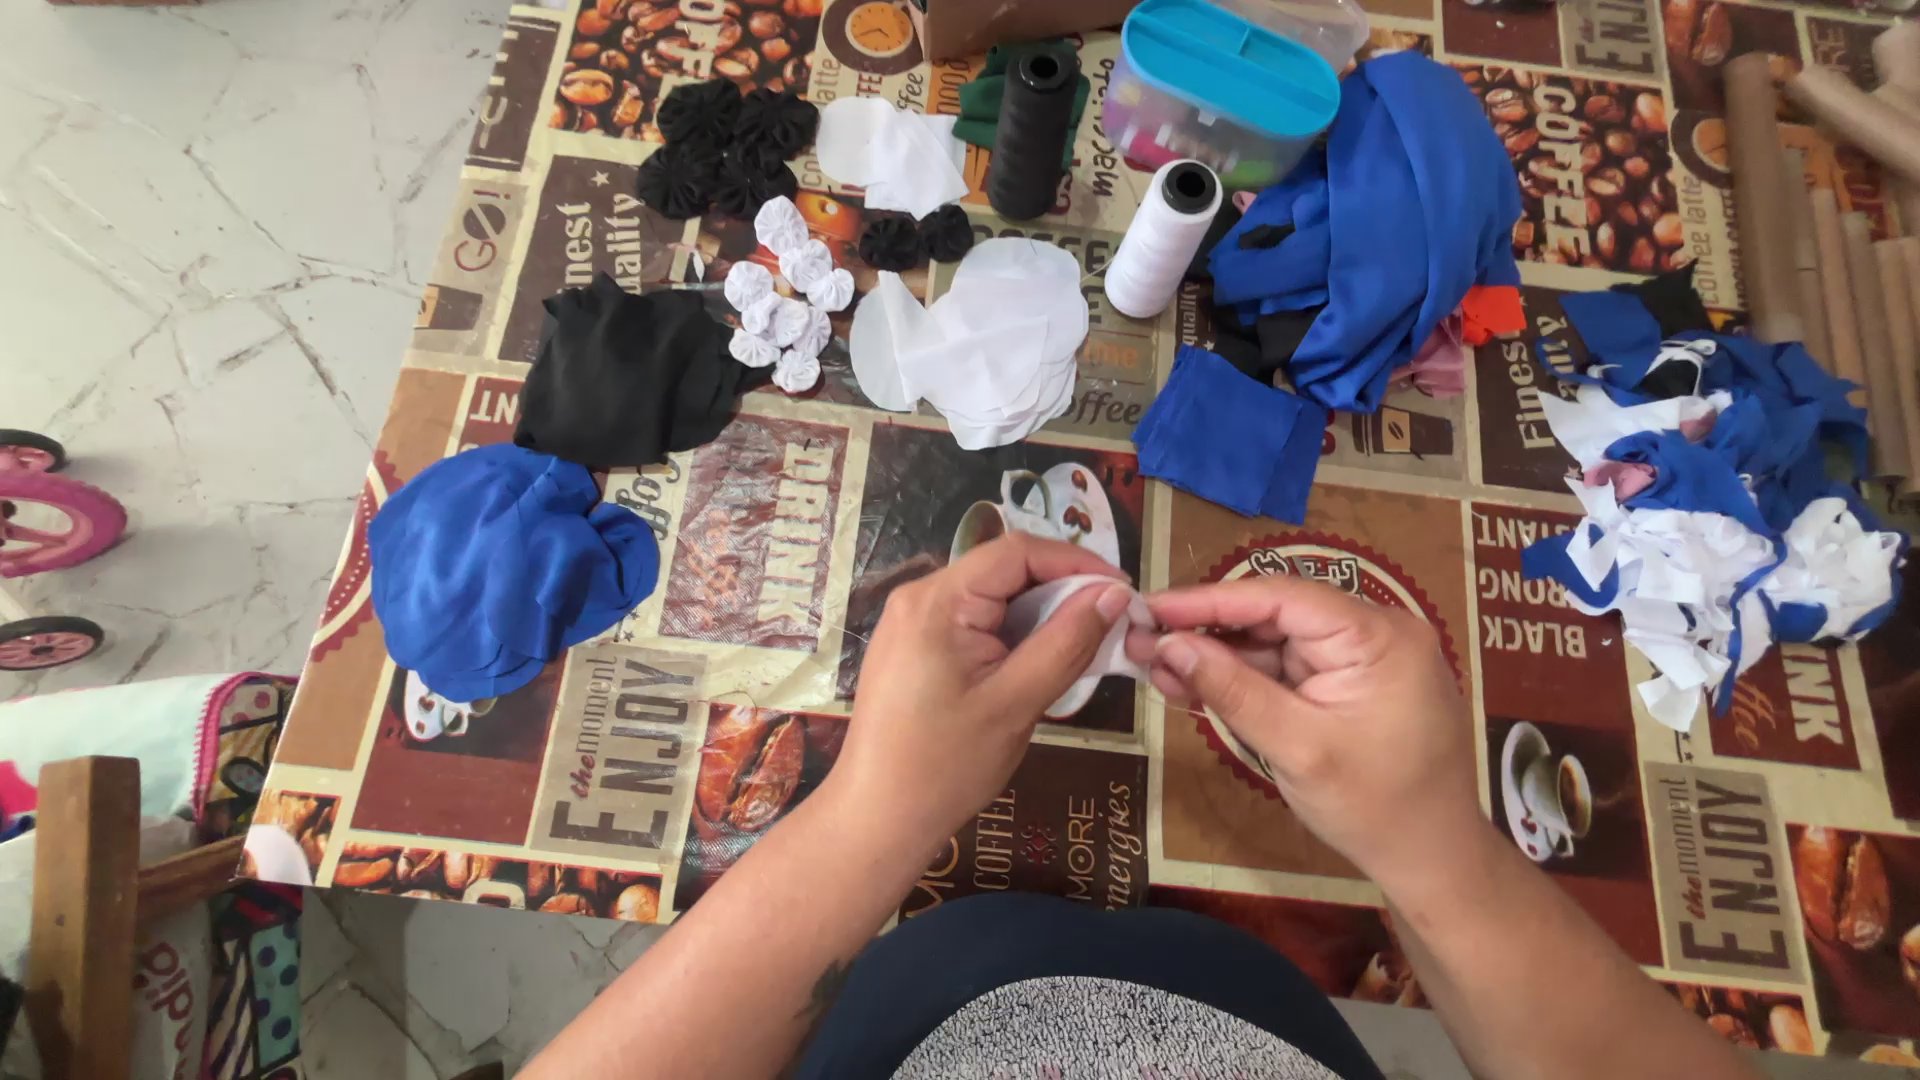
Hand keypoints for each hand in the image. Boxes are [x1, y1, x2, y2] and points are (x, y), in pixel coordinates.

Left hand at [830, 533, 1131, 847]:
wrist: (877, 820)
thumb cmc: (945, 765)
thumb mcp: (1017, 703)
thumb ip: (1067, 641)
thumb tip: (1115, 594)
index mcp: (938, 600)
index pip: (1017, 552)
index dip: (1076, 561)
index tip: (1123, 590)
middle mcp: (919, 596)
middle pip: (1002, 570)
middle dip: (1060, 589)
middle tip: (1109, 622)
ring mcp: (912, 621)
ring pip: (991, 597)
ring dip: (1038, 613)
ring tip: (1080, 643)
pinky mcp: (913, 646)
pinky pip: (972, 621)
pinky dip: (1011, 632)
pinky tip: (1035, 661)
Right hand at [1128, 575, 1486, 887]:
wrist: (1431, 863)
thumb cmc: (1376, 808)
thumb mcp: (1297, 748)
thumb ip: (1232, 690)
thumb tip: (1168, 645)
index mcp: (1377, 636)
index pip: (1280, 597)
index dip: (1208, 599)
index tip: (1151, 607)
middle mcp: (1368, 631)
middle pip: (1270, 614)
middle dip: (1203, 630)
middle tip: (1141, 640)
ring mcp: (1353, 656)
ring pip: (1266, 641)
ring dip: (1211, 656)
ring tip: (1152, 666)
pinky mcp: (1337, 680)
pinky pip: (1276, 667)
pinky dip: (1233, 677)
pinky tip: (1186, 683)